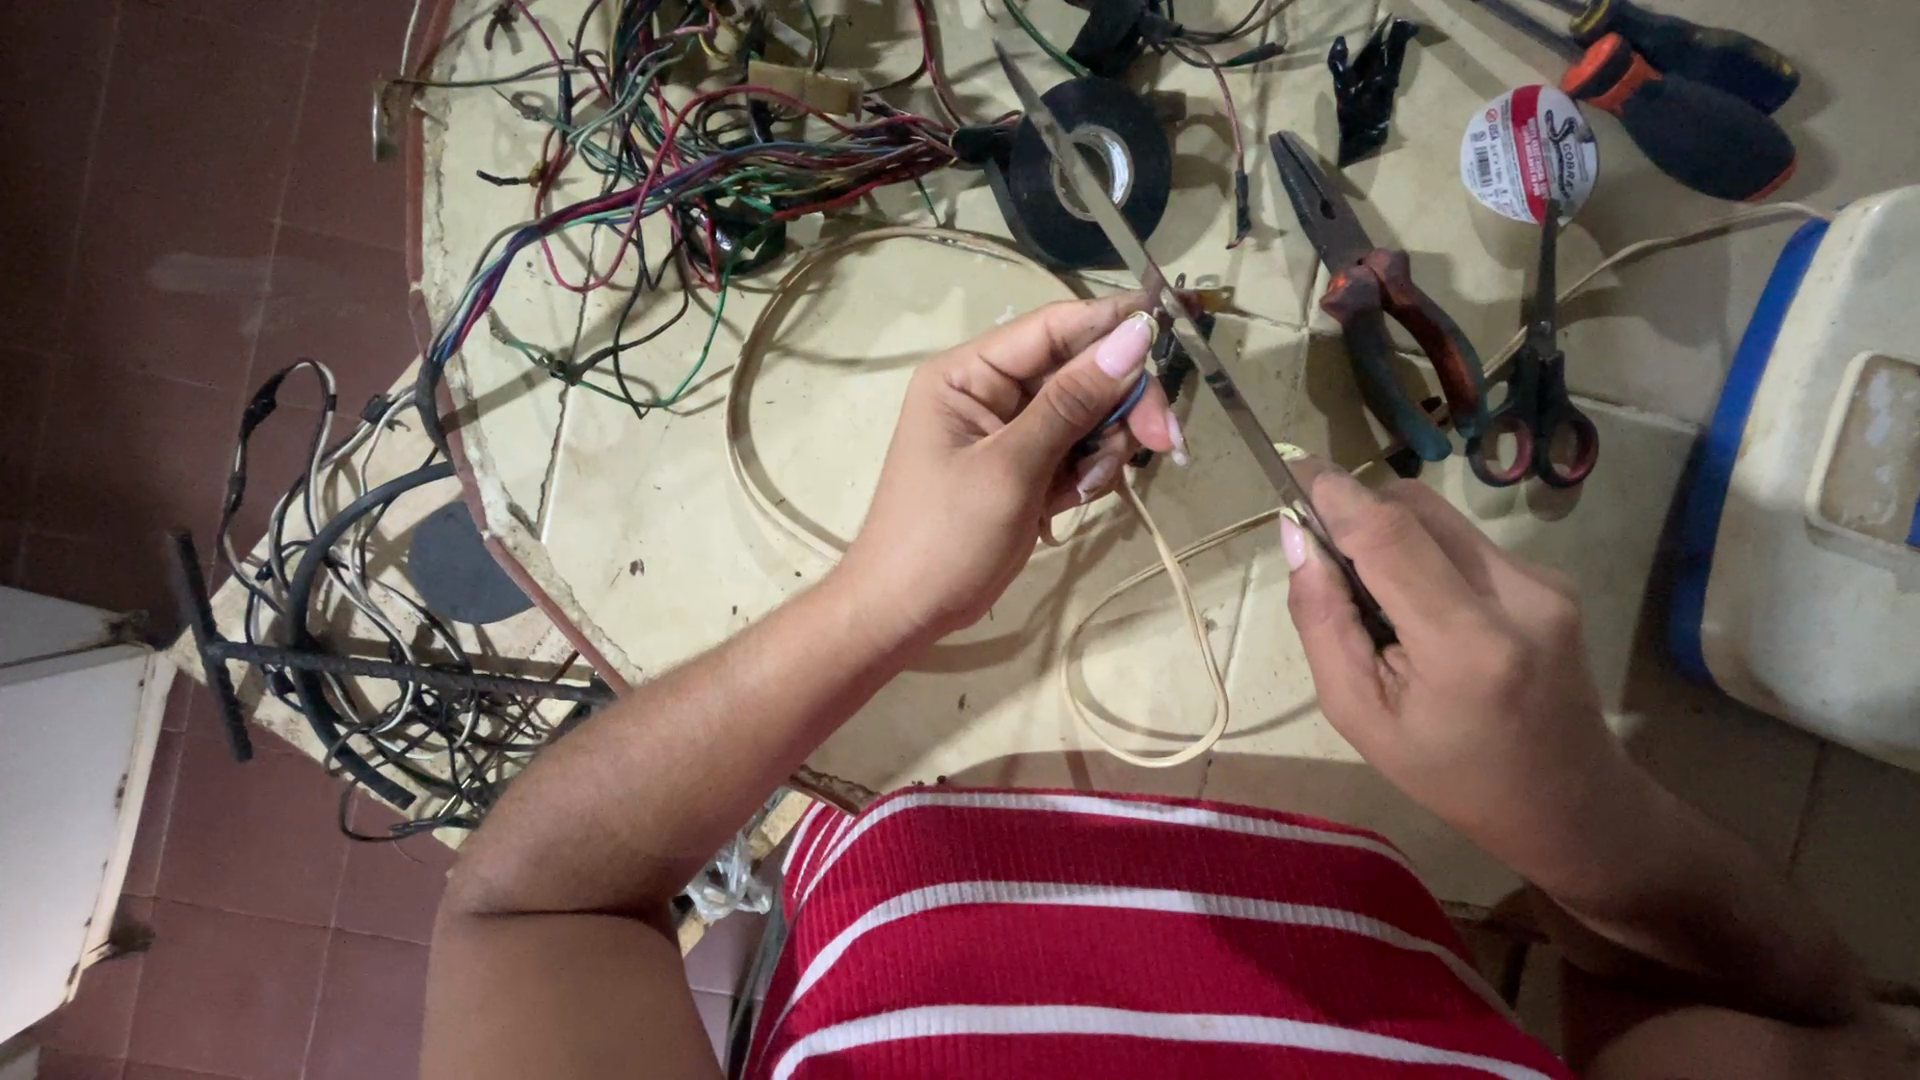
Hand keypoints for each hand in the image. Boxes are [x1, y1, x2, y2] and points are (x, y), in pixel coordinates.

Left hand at [833, 294, 1181, 647]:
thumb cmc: (944, 536)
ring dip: (1101, 450)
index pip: (1051, 328)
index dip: (1111, 326)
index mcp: (968, 374)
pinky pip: (1075, 451)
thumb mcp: (1011, 467)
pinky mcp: (1024, 467)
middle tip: (1164, 441)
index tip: (1170, 332)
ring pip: (1086, 415)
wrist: (908, 609)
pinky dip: (1084, 475)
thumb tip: (1133, 336)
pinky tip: (1066, 504)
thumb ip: (1072, 402)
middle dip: (1120, 406)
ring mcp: (1009, 432)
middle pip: (1079, 372)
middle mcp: (990, 392)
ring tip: (1079, 492)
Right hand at [1280, 462, 1636, 876]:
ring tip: (1371, 597)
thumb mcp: (1355, 711)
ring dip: (1385, 532)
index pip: (1387, 535)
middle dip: (1355, 511)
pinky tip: (1413, 605)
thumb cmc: (1446, 773)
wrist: (1568, 802)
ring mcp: (1542, 581)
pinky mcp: (1548, 579)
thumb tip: (1297, 540)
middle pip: (1414, 507)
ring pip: (1437, 516)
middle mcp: (1517, 594)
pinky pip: (1460, 538)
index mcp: (1465, 642)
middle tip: (1321, 556)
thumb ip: (1321, 621)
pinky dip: (1417, 551)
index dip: (1335, 494)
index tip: (1291, 470)